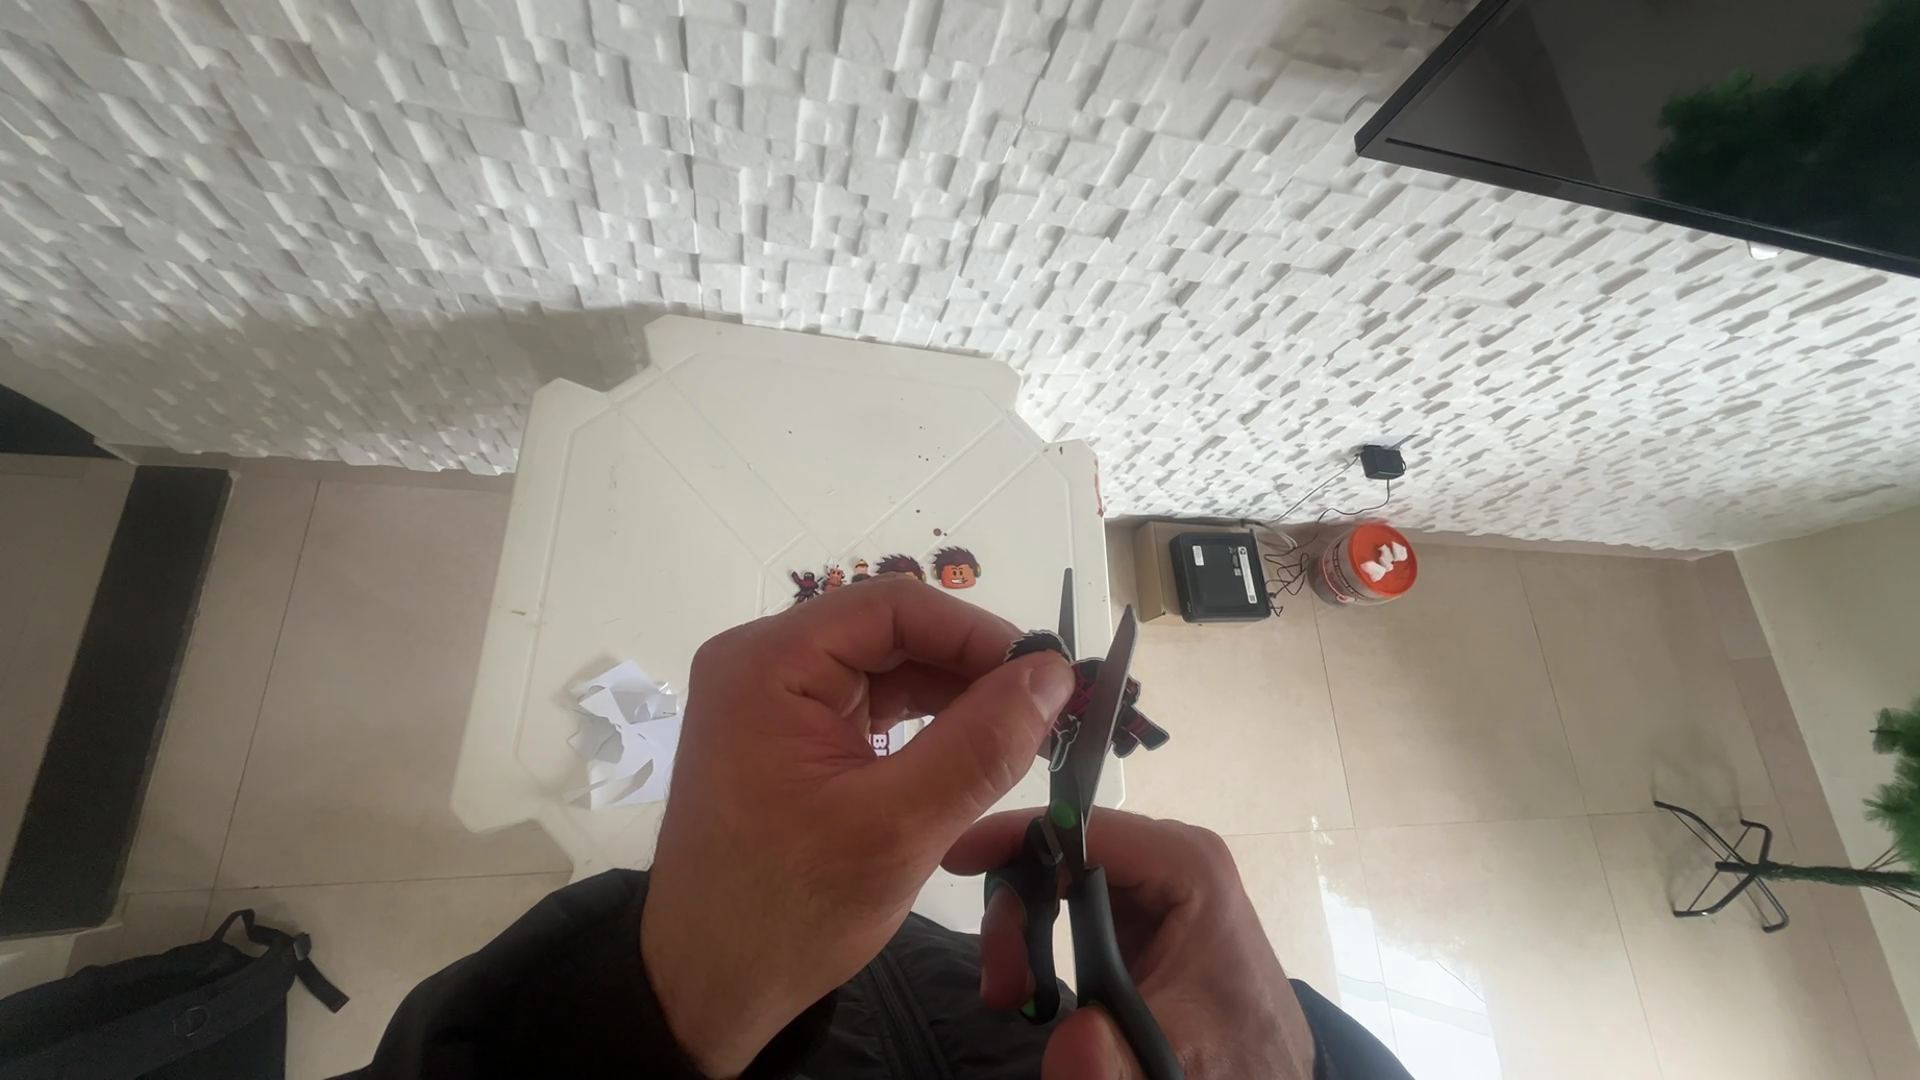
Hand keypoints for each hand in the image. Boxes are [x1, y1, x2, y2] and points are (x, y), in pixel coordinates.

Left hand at [641, 577, 1075, 1076]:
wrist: (707, 986)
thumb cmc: (788, 912)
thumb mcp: (896, 830)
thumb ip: (981, 746)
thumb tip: (1052, 673)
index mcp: (769, 663)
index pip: (892, 607)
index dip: (975, 632)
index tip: (1042, 675)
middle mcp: (766, 660)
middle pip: (891, 631)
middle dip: (970, 665)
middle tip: (1041, 708)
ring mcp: (777, 692)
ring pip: (889, 662)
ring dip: (955, 691)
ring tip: (1016, 729)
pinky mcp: (793, 726)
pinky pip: (874, 698)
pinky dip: (928, 717)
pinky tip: (970, 744)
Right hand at [945, 810, 1317, 1079]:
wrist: (1266, 1074)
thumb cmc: (1241, 1055)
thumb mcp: (1185, 1057)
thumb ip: (1122, 1057)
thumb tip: (1068, 1049)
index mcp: (1186, 862)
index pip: (1086, 826)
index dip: (1019, 835)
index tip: (959, 860)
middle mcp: (1166, 852)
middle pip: (1062, 846)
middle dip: (1018, 903)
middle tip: (999, 978)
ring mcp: (1150, 873)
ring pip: (1057, 868)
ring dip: (1023, 922)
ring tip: (1013, 991)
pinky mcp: (1136, 899)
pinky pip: (1066, 893)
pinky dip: (1037, 929)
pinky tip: (1029, 978)